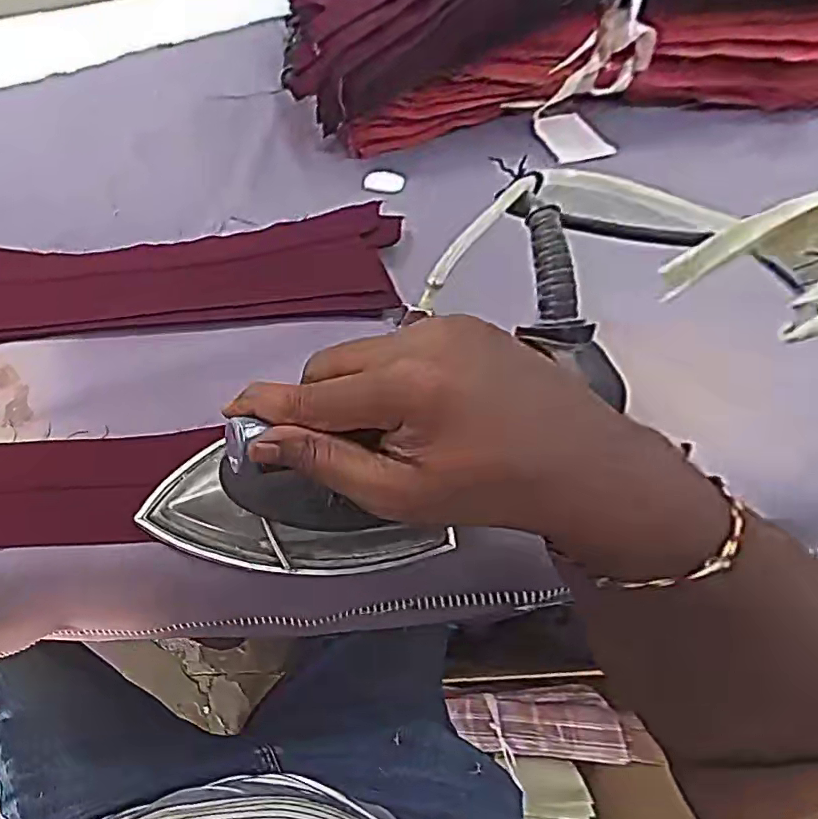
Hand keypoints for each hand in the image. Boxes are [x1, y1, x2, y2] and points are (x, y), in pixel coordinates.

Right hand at [223, 314, 729, 581]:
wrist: (586, 464)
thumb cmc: (492, 491)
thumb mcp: (399, 494)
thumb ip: (326, 461)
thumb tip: (267, 442)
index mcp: (408, 384)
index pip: (311, 395)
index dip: (266, 408)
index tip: (231, 412)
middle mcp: (422, 339)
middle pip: (326, 367)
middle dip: (315, 405)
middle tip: (341, 448)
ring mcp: (445, 325)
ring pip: (355, 354)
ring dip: (346, 391)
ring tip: (385, 431)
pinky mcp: (461, 324)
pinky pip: (390, 346)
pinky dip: (378, 377)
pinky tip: (411, 409)